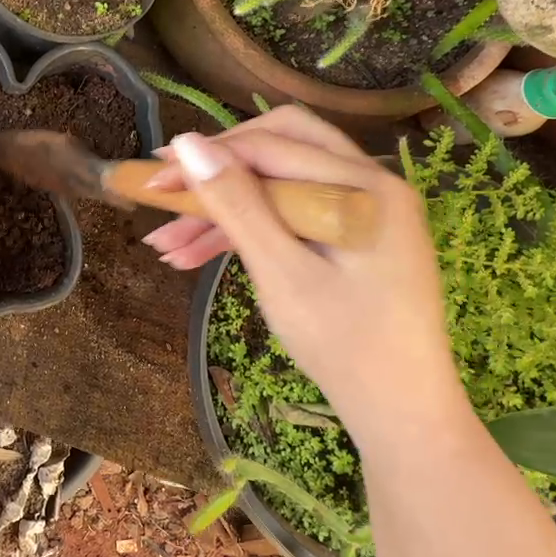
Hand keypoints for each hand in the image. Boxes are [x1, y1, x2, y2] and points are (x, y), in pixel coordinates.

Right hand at [141, 107, 469, 440]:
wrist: (402, 413)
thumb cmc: (346, 343)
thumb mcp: (280, 270)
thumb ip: (235, 201)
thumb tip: (186, 142)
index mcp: (364, 185)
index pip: (269, 145)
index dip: (205, 157)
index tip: (153, 179)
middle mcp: (367, 184)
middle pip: (273, 148)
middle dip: (214, 170)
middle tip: (165, 192)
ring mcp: (357, 210)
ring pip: (272, 185)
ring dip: (219, 208)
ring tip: (165, 245)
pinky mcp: (345, 236)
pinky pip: (284, 215)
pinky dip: (242, 230)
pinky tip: (194, 256)